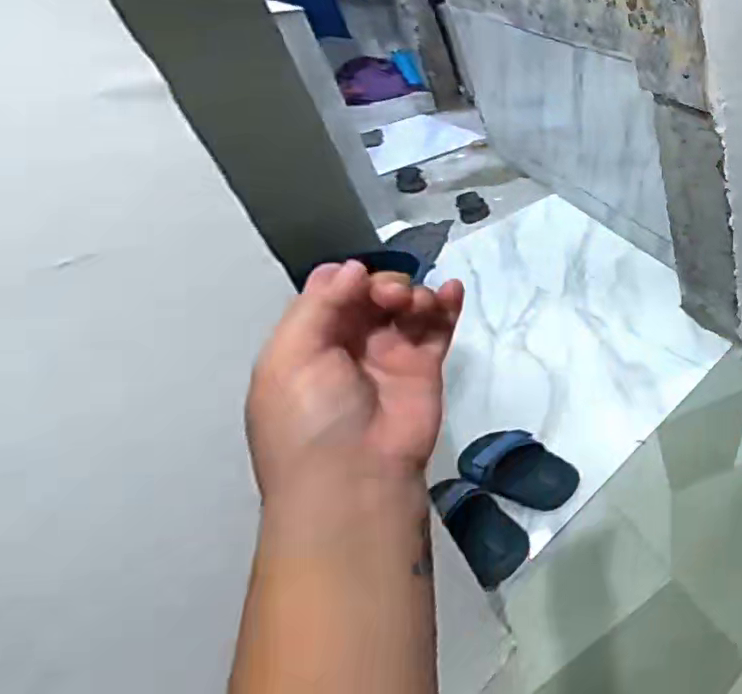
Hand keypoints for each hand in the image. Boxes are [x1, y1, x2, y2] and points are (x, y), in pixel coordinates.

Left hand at [245, 260, 464, 499]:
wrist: (357, 474)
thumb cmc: (311, 417)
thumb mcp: (289, 360)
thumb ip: (317, 306)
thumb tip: (351, 267)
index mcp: (308, 344)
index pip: (330, 294)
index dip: (348, 279)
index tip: (361, 277)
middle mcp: (349, 345)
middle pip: (373, 294)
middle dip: (386, 285)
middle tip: (392, 299)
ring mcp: (392, 354)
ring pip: (408, 305)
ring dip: (416, 293)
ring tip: (418, 305)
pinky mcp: (427, 364)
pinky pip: (440, 325)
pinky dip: (448, 303)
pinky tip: (452, 291)